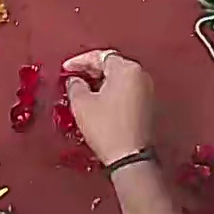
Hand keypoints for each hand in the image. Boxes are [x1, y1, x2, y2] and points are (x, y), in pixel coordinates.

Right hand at [63, 49, 154, 165]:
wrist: (130, 156)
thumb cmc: (106, 127)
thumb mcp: (82, 104)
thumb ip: (75, 85)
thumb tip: (75, 80)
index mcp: (126, 69)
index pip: (100, 56)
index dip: (80, 61)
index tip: (66, 68)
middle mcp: (140, 75)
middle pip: (112, 65)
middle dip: (91, 70)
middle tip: (73, 76)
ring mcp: (147, 90)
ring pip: (119, 78)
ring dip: (101, 81)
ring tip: (82, 89)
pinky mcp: (147, 105)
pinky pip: (126, 90)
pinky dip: (111, 91)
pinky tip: (98, 100)